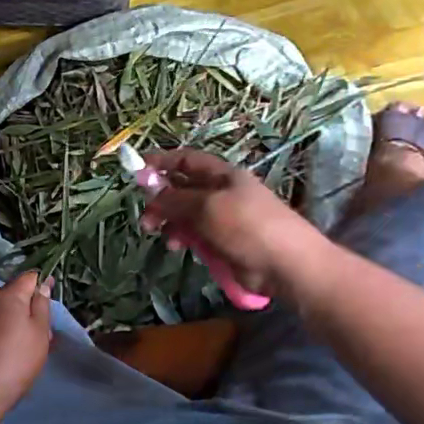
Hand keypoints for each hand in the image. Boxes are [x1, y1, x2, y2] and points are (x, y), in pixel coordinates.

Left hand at [0, 271, 54, 416]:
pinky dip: (3, 333)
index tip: (50, 305)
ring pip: (2, 311)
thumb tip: (42, 283)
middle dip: (29, 307)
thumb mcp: (40, 331)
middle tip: (43, 333)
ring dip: (16, 322)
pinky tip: (9, 354)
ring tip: (27, 347)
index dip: (42, 285)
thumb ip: (42, 305)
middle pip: (14, 294)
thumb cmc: (16, 359)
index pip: (29, 277)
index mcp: (7, 295)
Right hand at [138, 149, 333, 295]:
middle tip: (146, 217)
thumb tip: (151, 191)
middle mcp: (222, 192)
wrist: (286, 263)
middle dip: (162, 198)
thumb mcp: (207, 207)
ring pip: (188, 214)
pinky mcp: (226, 242)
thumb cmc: (247, 226)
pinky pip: (198, 234)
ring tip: (160, 234)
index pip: (186, 160)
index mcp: (222, 174)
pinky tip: (179, 247)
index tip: (137, 172)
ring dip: (171, 221)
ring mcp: (225, 218)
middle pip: (184, 188)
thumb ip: (176, 199)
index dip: (162, 162)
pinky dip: (185, 237)